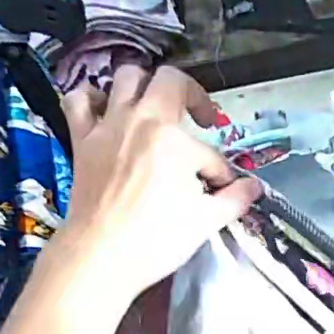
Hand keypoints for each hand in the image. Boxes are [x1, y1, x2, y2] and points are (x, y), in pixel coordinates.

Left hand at [49, 66, 261, 302]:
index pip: (208, 152)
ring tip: (154, 110)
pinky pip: (79, 100)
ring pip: (127, 77)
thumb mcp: (206, 222)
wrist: (102, 256)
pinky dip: (92, 98)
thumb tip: (254, 187)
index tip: (220, 191)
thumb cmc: (157, 240)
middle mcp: (141, 119)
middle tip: (198, 121)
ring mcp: (108, 126)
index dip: (219, 173)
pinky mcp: (82, 139)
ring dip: (146, 87)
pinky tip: (104, 110)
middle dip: (191, 97)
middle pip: (171, 82)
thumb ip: (234, 199)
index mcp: (174, 139)